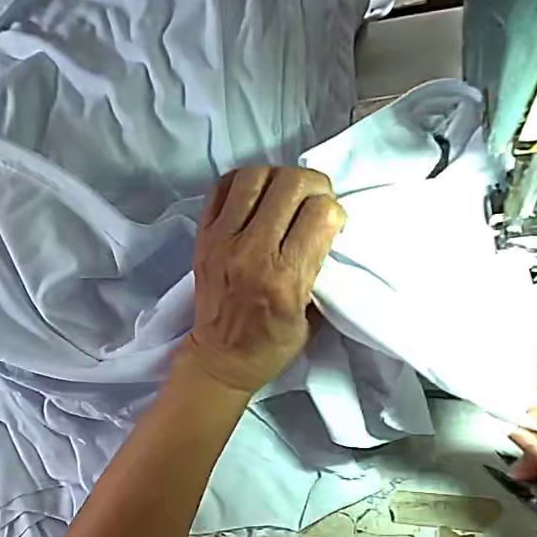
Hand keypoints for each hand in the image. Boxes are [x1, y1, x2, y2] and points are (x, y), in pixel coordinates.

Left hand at [182, 166, 344, 393]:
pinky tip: (256, 197)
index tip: (332, 224)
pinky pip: (222, 187)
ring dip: (278, 179)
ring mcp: (222, 241)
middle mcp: (251, 254)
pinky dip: (244, 183)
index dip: (334, 211)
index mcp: (284, 279)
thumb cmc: (270, 346)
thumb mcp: (311, 319)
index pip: (321, 214)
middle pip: (291, 185)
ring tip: (284, 196)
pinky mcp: (203, 237)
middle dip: (314, 186)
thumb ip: (319, 271)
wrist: (220, 359)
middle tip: (314, 202)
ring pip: (255, 176)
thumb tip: (327, 228)